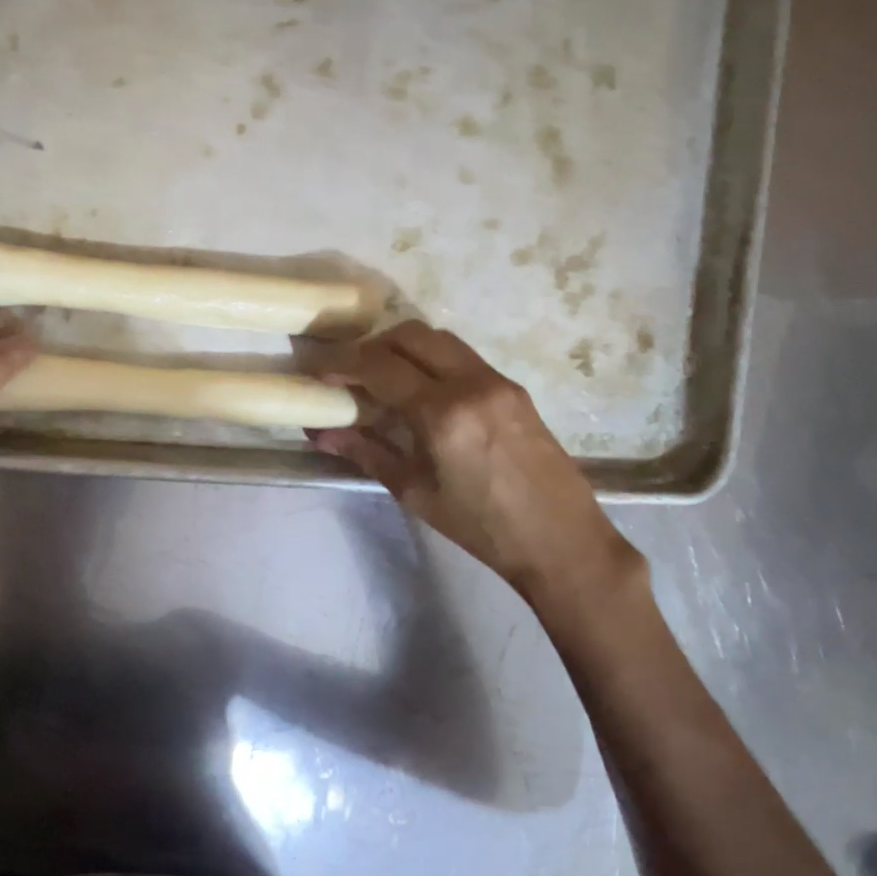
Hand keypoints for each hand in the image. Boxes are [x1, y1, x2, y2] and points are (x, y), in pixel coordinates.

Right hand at [311, 321, 642, 606]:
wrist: (561, 540)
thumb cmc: (480, 527)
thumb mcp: (414, 492)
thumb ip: (365, 452)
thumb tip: (319, 433)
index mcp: (442, 413)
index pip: (380, 366)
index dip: (341, 363)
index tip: (315, 369)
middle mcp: (471, 384)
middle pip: (410, 335)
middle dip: (371, 346)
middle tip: (348, 371)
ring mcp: (498, 381)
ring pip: (439, 339)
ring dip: (403, 348)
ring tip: (382, 379)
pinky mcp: (514, 389)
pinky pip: (462, 357)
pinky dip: (432, 360)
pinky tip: (420, 391)